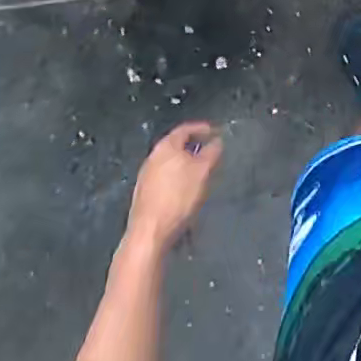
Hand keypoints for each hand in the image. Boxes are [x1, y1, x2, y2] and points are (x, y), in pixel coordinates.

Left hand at [124, 122, 222, 252]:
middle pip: (176, 145)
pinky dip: (179, 175)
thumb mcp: (204, 169)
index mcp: (165, 147)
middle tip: (212, 149)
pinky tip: (187, 187)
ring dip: (187, 161)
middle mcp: (152, 158)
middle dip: (195, 145)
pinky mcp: (144, 194)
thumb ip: (213, 151)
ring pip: (171, 161)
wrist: (150, 232)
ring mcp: (145, 177)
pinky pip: (165, 176)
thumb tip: (216, 141)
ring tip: (203, 168)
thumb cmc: (179, 195)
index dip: (203, 128)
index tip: (217, 132)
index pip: (185, 129)